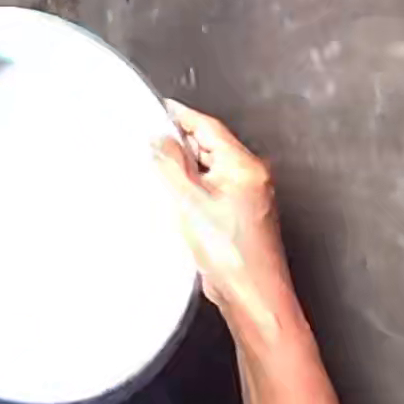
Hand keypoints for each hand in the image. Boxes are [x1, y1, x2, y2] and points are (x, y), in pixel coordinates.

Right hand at [153, 100, 299, 339]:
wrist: (252, 298)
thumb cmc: (230, 253)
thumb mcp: (188, 198)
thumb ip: (170, 162)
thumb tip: (160, 139)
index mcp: (244, 167)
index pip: (208, 127)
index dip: (181, 114)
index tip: (161, 106)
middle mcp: (251, 177)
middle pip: (208, 144)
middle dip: (179, 142)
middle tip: (151, 142)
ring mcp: (247, 195)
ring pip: (208, 165)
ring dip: (184, 166)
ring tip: (161, 172)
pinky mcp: (239, 213)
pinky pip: (210, 184)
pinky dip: (191, 184)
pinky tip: (174, 195)